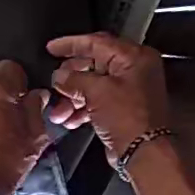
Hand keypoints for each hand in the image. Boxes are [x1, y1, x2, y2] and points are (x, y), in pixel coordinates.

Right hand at [46, 33, 170, 161]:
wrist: (142, 151)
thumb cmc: (129, 119)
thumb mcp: (97, 92)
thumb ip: (74, 80)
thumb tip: (59, 76)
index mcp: (133, 57)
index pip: (97, 42)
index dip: (71, 44)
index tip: (52, 48)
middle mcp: (133, 70)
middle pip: (93, 65)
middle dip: (70, 78)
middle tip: (54, 84)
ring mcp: (128, 90)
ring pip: (92, 86)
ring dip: (72, 98)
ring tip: (58, 111)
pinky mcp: (121, 109)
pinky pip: (96, 102)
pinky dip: (81, 109)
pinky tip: (69, 119)